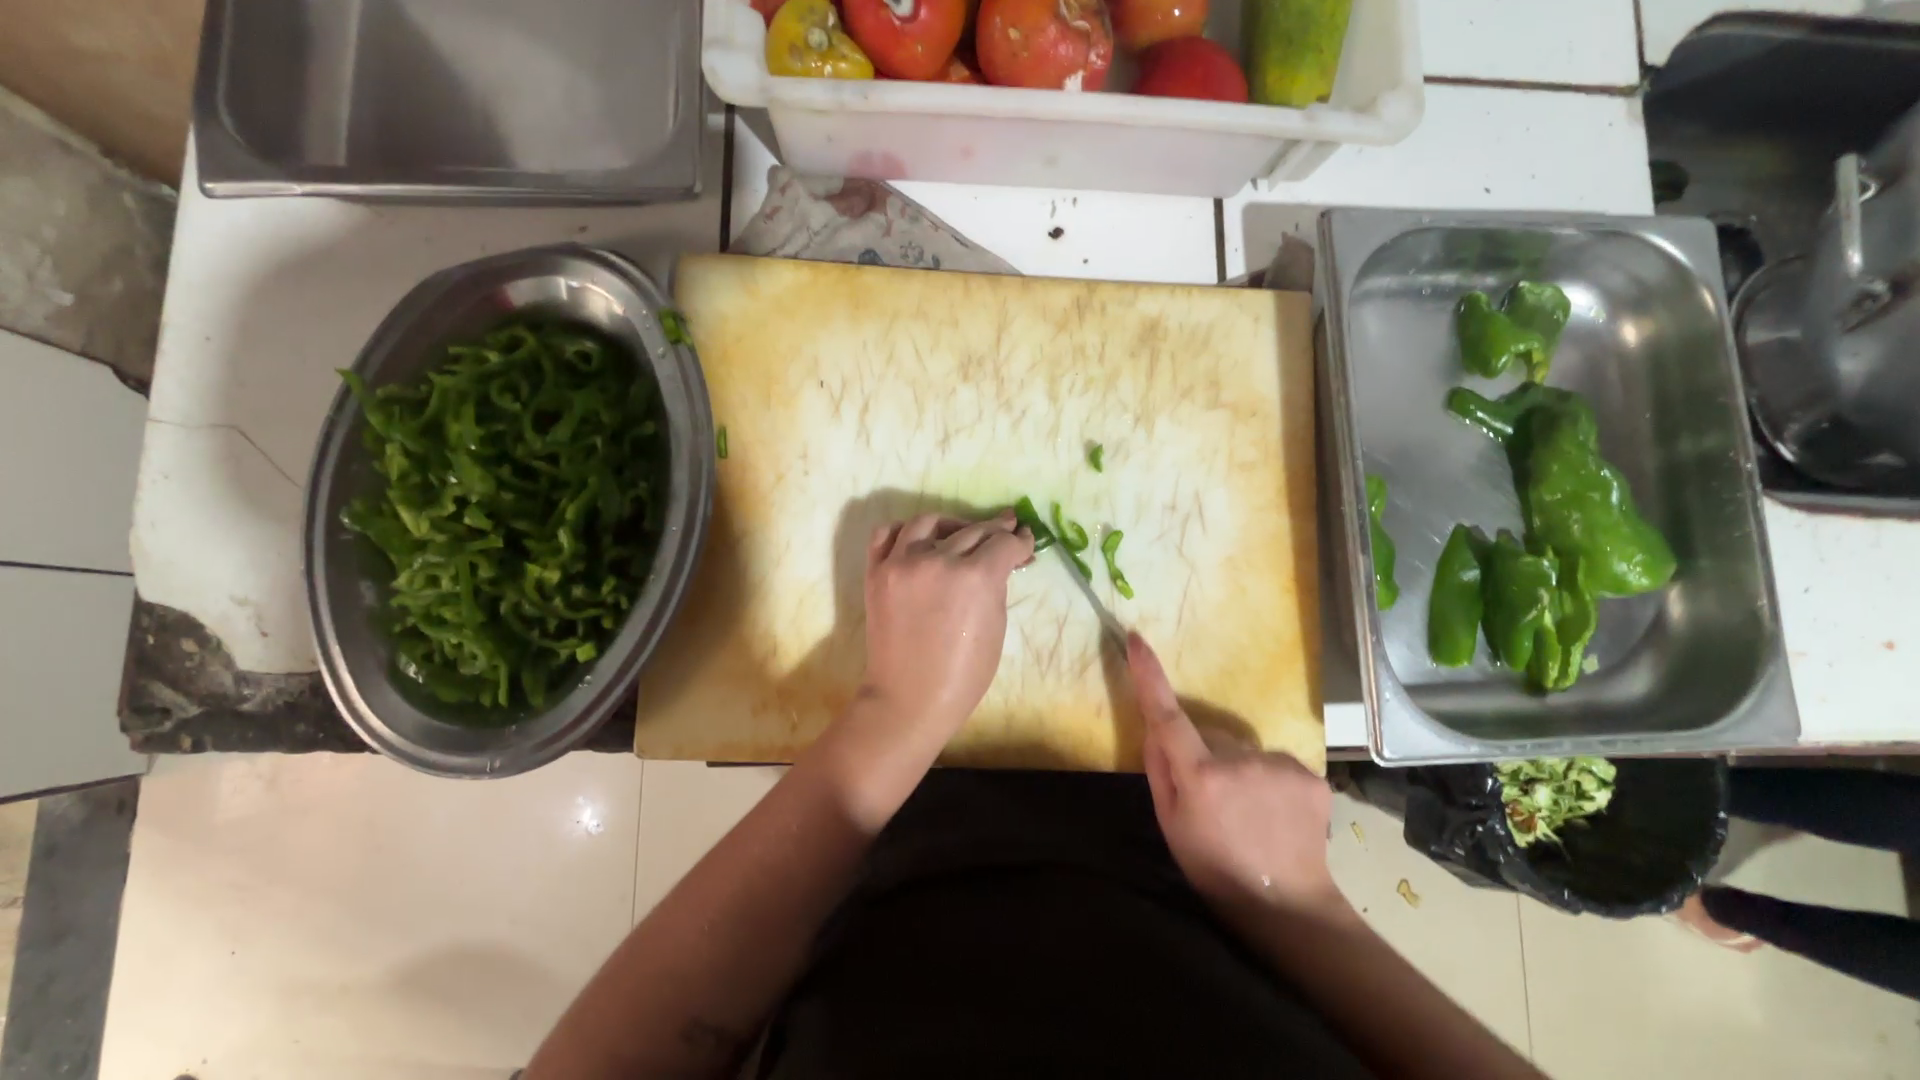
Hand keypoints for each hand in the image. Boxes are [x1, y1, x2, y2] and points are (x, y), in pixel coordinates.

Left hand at [859, 510, 1034, 738]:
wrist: (910, 698)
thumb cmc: (963, 673)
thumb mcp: (995, 625)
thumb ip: (996, 584)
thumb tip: (1000, 560)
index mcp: (975, 577)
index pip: (1004, 543)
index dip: (1021, 541)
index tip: (1026, 541)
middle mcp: (938, 560)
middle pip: (973, 531)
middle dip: (996, 531)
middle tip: (1007, 531)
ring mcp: (902, 563)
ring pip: (930, 522)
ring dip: (952, 524)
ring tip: (963, 532)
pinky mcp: (877, 572)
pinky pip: (887, 534)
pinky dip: (905, 532)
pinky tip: (920, 540)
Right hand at [1129, 633, 1344, 922]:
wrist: (1285, 903)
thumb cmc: (1214, 869)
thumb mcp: (1170, 825)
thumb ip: (1160, 771)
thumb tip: (1155, 730)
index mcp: (1200, 776)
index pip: (1167, 716)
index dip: (1149, 676)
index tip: (1137, 640)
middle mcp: (1240, 760)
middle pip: (1211, 738)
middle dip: (1206, 756)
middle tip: (1213, 802)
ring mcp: (1280, 765)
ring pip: (1246, 752)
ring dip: (1241, 770)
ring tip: (1249, 814)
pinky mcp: (1311, 775)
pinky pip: (1276, 764)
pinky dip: (1270, 781)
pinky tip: (1275, 815)